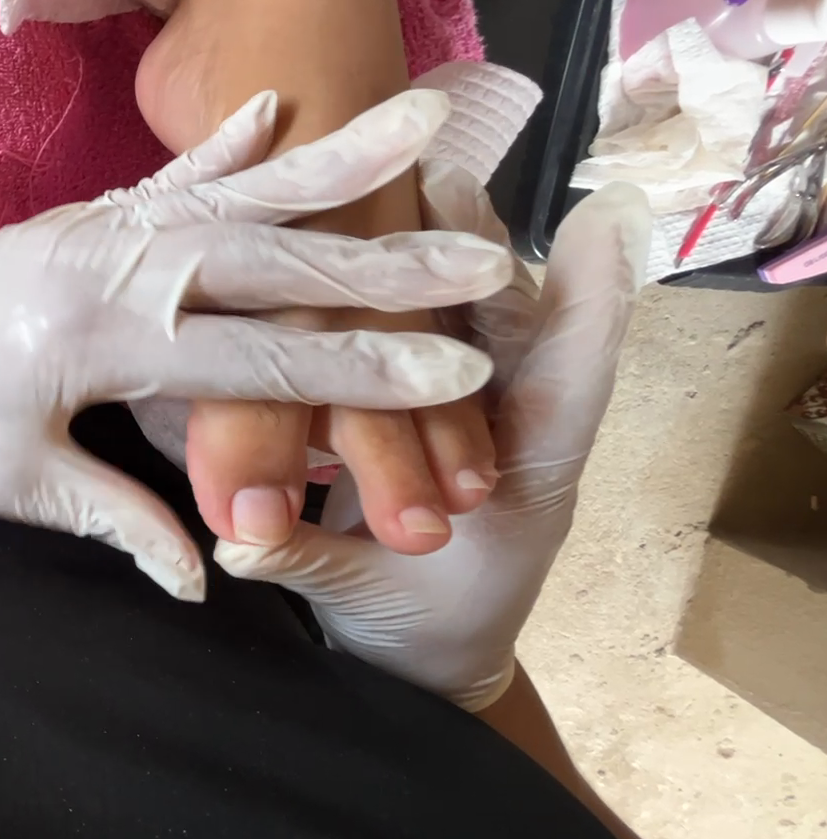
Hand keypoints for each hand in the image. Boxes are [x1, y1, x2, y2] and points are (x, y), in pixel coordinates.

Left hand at [0, 90, 513, 600]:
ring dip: (327, 167)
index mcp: (96, 345)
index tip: (458, 370)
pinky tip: (280, 107)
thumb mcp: (18, 485)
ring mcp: (94, 231)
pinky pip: (164, 178)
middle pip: (262, 265)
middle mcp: (105, 270)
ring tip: (420, 121)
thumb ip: (117, 521)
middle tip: (484, 258)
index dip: (355, 372)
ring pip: (228, 199)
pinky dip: (224, 146)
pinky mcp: (81, 216)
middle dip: (378, 266)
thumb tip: (204, 574)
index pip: (251, 362)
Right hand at [214, 170, 650, 707]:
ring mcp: (450, 426)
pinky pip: (399, 353)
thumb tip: (236, 537)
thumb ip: (303, 562)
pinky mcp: (404, 424)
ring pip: (451, 328)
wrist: (413, 660)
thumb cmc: (410, 632)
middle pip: (505, 330)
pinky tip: (342, 261)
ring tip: (398, 192)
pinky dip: (383, 301)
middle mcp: (494, 436)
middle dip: (478, 250)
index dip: (586, 303)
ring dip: (431, 259)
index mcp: (521, 484)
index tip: (602, 222)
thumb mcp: (357, 602)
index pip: (563, 385)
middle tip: (438, 179)